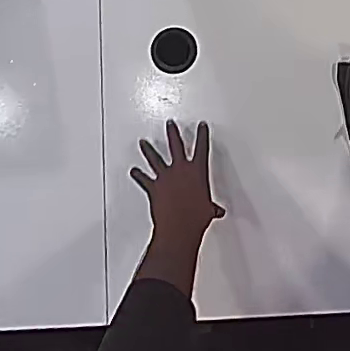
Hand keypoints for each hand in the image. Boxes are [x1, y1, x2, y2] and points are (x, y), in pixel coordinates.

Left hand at [130, 120, 225, 246]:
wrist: (179, 226)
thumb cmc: (196, 217)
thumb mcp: (209, 210)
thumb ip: (211, 208)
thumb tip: (215, 212)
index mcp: (197, 171)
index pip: (201, 148)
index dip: (202, 135)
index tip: (201, 126)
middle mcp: (180, 169)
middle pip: (176, 145)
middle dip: (173, 133)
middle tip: (170, 123)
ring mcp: (165, 177)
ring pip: (155, 158)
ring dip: (148, 150)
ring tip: (144, 142)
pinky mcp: (153, 187)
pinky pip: (144, 179)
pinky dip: (138, 175)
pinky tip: (134, 170)